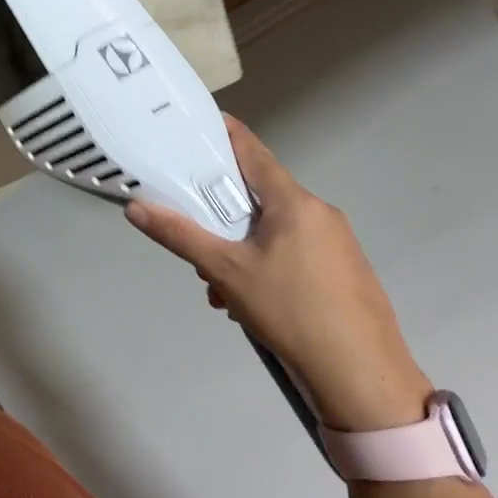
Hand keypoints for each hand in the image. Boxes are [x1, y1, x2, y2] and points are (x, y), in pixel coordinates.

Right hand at [124, 116, 433, 430]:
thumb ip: (180, 235)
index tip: (192, 122)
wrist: (362, 375)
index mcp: (295, 202)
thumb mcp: (225, 271)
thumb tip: (135, 207)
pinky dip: (261, 267)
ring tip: (219, 290)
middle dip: (218, 216)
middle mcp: (319, 213)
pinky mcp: (342, 272)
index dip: (222, 133)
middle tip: (192, 241)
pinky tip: (247, 303)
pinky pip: (290, 253)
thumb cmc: (291, 311)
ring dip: (237, 251)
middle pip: (257, 197)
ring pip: (271, 231)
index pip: (252, 151)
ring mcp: (336, 243)